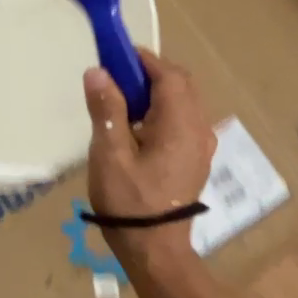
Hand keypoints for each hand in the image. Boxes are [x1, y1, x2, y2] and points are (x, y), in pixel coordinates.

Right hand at [83, 50, 216, 255]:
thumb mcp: (109, 153)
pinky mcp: (191, 158)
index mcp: (181, 125)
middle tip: (112, 72)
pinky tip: (130, 122)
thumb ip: (106, 110)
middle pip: (181, 86)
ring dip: (152, 90)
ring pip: (181, 102)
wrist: (152, 245)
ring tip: (116, 95)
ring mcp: (199, 145)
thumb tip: (98, 71)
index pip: (170, 76)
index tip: (113, 51)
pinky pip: (178, 120)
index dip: (143, 58)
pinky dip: (156, 109)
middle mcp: (199, 130)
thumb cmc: (128, 198)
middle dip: (148, 71)